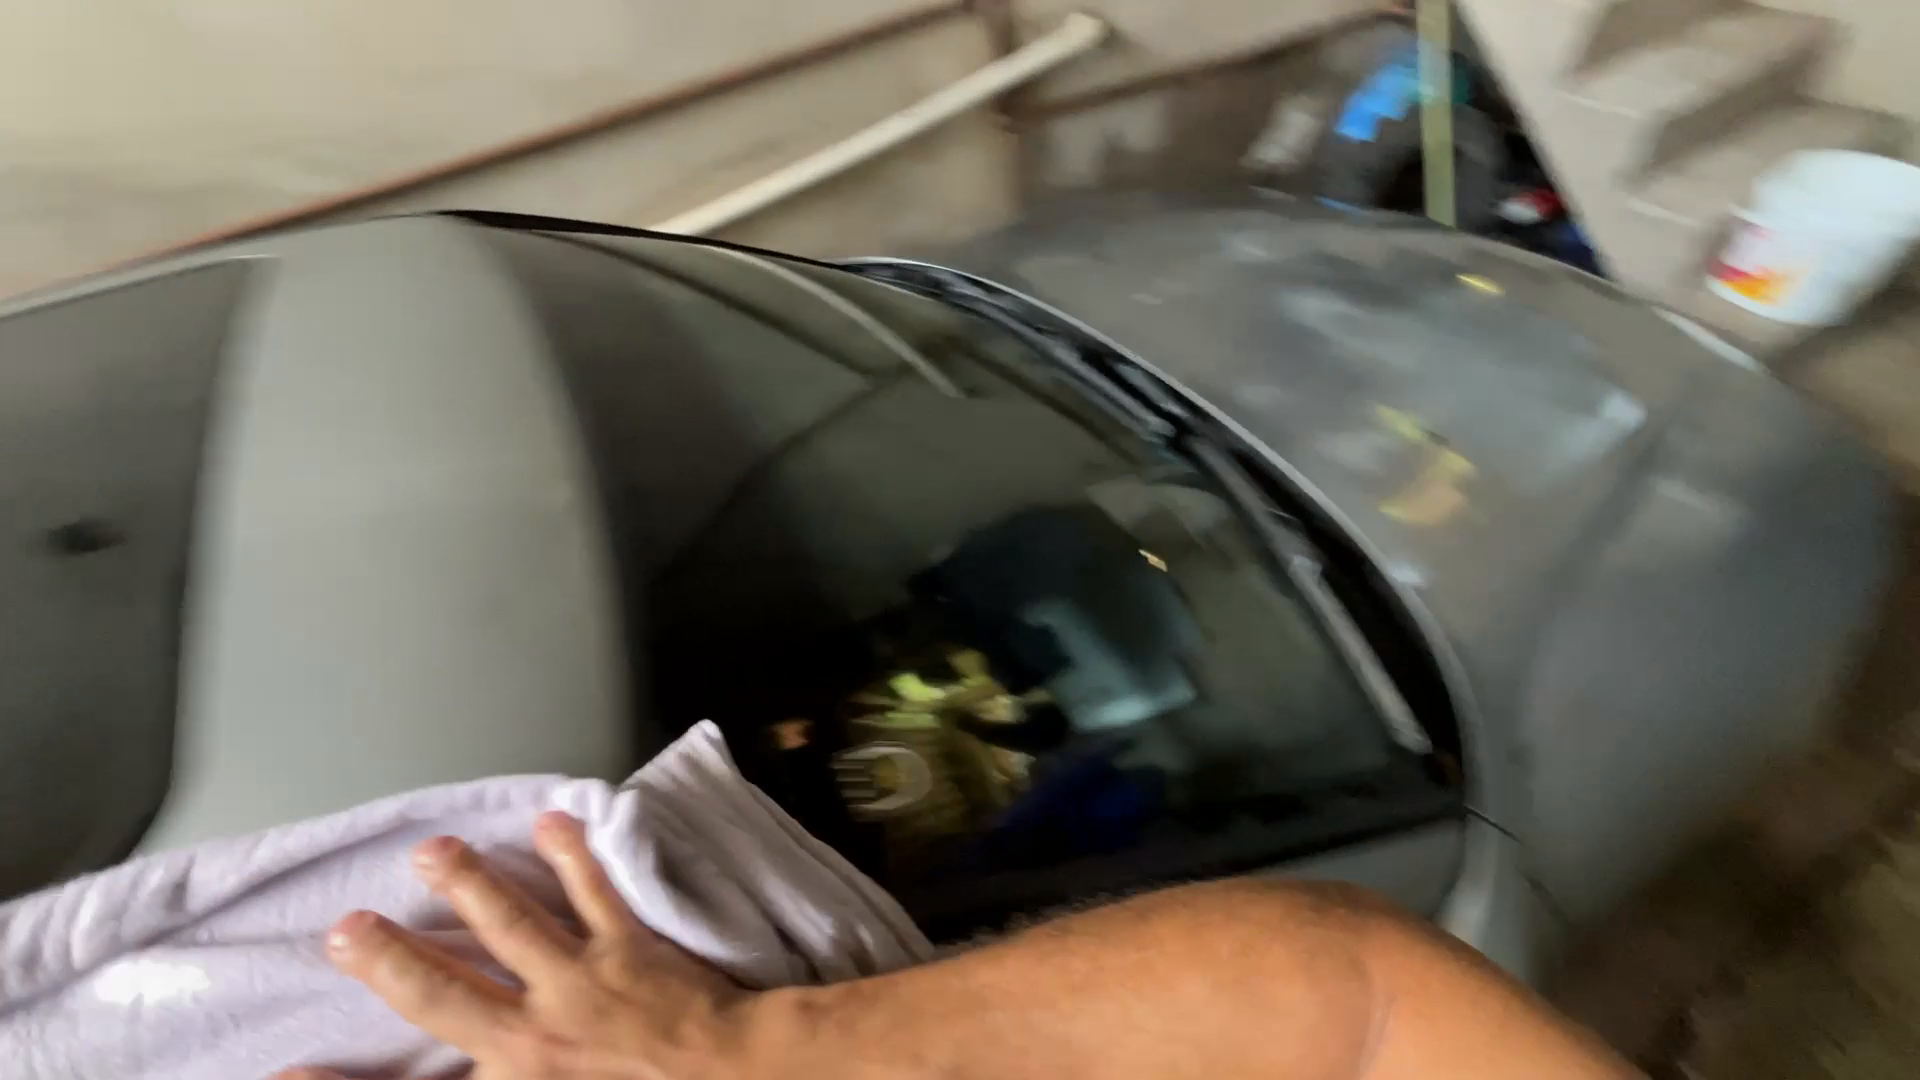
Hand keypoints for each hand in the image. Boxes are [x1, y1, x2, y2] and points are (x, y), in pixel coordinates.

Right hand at [277, 811, 752, 1079]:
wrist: (720, 1073)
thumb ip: (505, 1078)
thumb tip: (472, 1061)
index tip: (285, 1070)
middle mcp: (534, 1032)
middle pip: (445, 993)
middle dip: (390, 961)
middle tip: (345, 926)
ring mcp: (581, 980)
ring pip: (513, 925)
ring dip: (470, 885)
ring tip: (433, 851)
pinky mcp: (628, 942)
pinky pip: (595, 890)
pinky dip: (572, 854)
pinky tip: (552, 820)